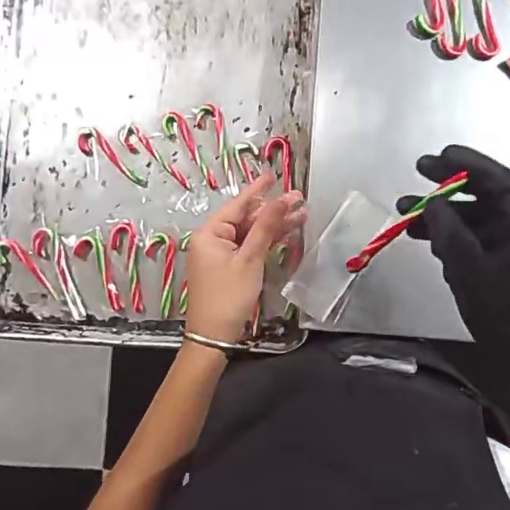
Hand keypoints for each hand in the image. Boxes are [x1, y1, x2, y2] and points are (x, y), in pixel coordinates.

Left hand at [184, 173, 306, 345]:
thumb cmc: (229, 296)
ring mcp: (218, 254)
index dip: (258, 191)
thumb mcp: (250, 260)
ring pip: (248, 233)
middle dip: (272, 210)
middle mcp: (210, 240)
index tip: (273, 175)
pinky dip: (264, 241)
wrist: (214, 335)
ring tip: (301, 215)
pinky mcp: (226, 267)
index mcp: (209, 233)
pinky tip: (285, 233)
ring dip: (272, 226)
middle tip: (299, 199)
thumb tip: (281, 200)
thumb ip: (266, 228)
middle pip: (244, 218)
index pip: (237, 205)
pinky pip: (246, 247)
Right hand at [397, 145, 509, 416]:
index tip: (441, 154)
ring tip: (406, 215)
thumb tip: (433, 203)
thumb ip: (449, 232)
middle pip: (489, 199)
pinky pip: (482, 242)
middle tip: (418, 172)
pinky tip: (428, 239)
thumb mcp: (468, 271)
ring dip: (446, 217)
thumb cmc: (500, 315)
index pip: (504, 184)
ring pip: (480, 222)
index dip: (472, 165)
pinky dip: (456, 238)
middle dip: (452, 187)